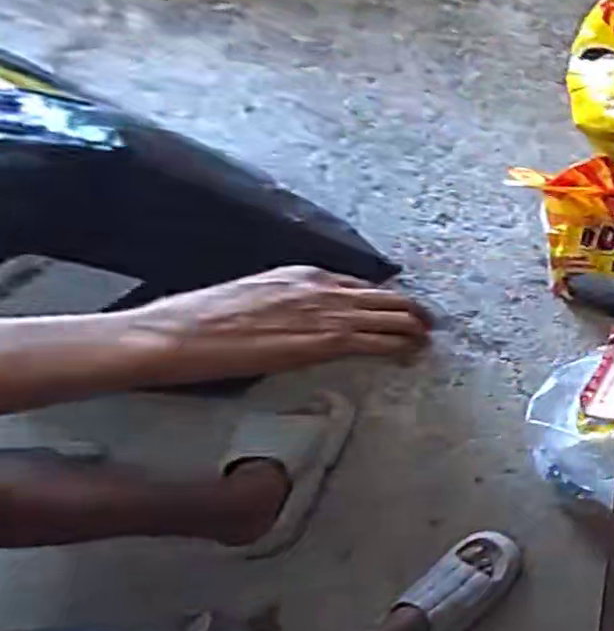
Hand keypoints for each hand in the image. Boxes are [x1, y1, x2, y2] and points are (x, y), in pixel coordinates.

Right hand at [130, 266, 430, 383]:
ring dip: (417, 332)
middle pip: (393, 298)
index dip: (387, 301)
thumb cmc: (199, 320)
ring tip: (424, 342)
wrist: (170, 336)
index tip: (397, 312)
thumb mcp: (258, 294)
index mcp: (306, 274)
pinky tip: (411, 356)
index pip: (366, 285)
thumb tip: (313, 315)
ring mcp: (332, 314)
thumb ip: (294, 299)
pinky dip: (405, 350)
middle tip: (426, 327)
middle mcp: (327, 289)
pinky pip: (385, 343)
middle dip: (416, 313)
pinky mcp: (331, 341)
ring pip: (399, 319)